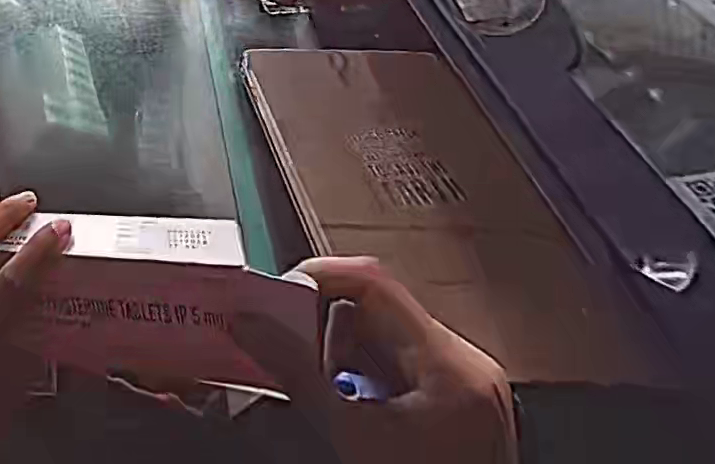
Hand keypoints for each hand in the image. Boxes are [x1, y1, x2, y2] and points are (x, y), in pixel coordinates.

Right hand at [236, 256, 516, 463]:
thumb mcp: (351, 436)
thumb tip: (250, 324)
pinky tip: (348, 403)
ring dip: (341, 351)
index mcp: (450, 366)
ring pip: (382, 337)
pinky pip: (395, 365)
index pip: (374, 284)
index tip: (281, 290)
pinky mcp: (453, 406)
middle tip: (288, 338)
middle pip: (376, 311)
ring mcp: (463, 388)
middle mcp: (465, 368)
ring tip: (320, 383)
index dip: (321, 277)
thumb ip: (296, 372)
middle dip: (326, 323)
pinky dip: (361, 374)